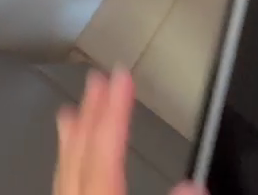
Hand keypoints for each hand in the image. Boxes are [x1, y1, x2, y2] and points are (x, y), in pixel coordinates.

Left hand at [54, 68, 204, 194]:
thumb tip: (194, 184)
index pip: (105, 152)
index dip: (115, 110)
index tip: (121, 74)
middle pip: (81, 157)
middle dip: (91, 113)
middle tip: (97, 77)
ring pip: (66, 171)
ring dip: (74, 136)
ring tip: (73, 109)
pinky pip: (64, 187)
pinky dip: (67, 164)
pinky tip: (70, 160)